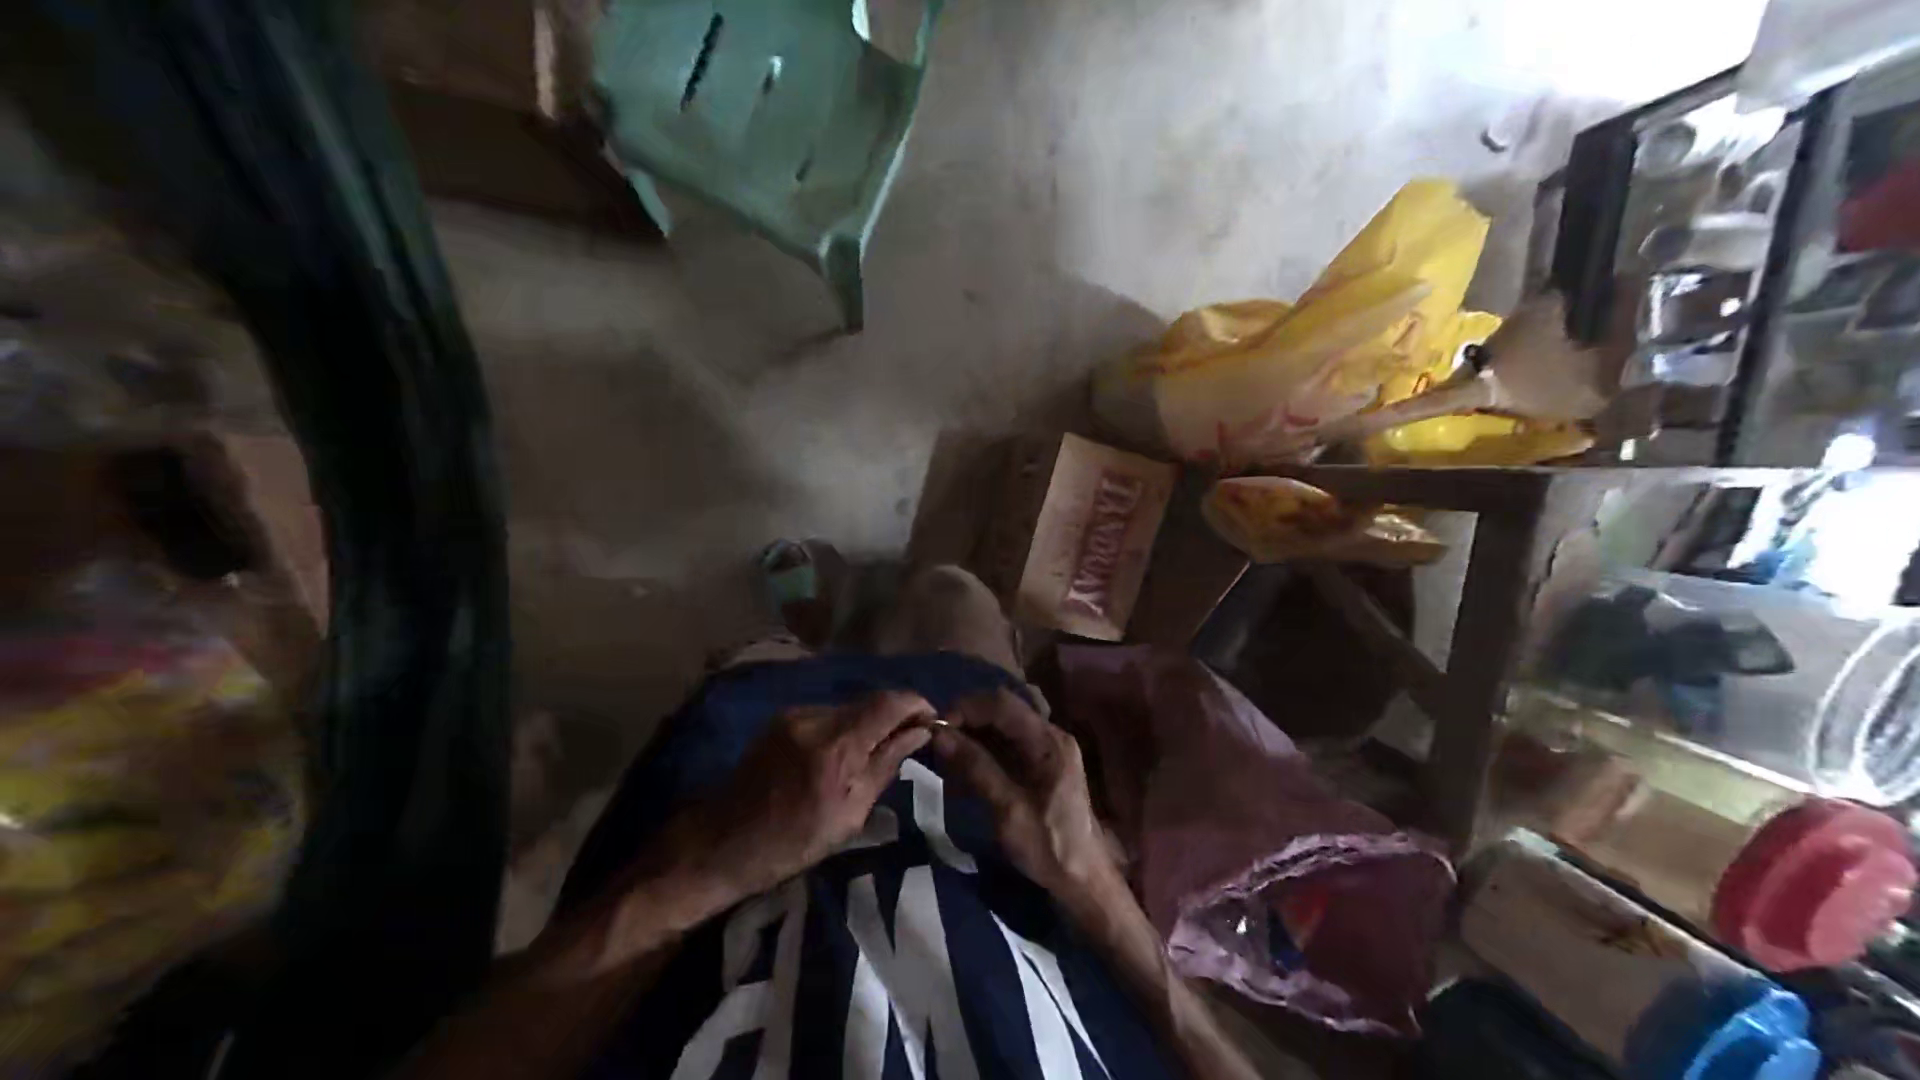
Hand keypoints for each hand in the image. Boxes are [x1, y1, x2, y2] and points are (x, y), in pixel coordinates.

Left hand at [683, 691, 935, 898]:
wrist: (723, 841)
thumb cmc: (793, 841)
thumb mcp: (851, 814)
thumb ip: (886, 764)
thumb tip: (920, 732)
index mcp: (836, 747)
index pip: (889, 702)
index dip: (917, 704)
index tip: (932, 719)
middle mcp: (816, 718)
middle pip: (870, 701)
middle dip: (895, 715)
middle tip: (909, 740)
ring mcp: (795, 714)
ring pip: (849, 707)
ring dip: (868, 723)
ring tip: (873, 753)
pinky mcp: (782, 718)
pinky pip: (827, 715)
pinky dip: (844, 728)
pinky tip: (840, 755)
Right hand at [930, 689, 1121, 906]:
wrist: (1085, 879)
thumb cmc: (1048, 846)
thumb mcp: (1007, 809)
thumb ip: (976, 767)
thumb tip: (940, 735)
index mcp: (1049, 742)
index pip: (1002, 704)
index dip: (966, 708)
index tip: (938, 727)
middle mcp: (1051, 735)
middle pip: (1003, 709)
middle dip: (967, 720)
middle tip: (938, 741)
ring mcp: (1049, 747)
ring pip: (1003, 724)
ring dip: (974, 733)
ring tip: (947, 755)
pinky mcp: (1043, 762)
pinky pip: (1009, 741)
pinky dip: (985, 748)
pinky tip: (966, 767)